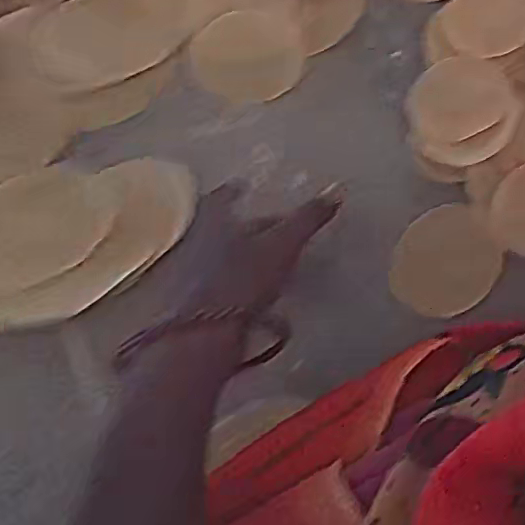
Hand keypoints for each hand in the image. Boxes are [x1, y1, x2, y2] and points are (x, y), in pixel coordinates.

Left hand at [176, 182, 338, 314]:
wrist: (201, 338)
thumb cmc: (243, 278)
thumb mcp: (285, 242)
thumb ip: (310, 216)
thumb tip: (337, 190)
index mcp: (213, 223)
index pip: (221, 198)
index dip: (234, 191)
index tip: (243, 186)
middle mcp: (194, 244)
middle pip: (223, 226)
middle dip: (248, 223)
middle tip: (275, 224)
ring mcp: (187, 275)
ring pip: (220, 253)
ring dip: (244, 251)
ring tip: (271, 255)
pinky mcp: (190, 301)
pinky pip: (218, 277)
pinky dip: (238, 274)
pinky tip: (258, 282)